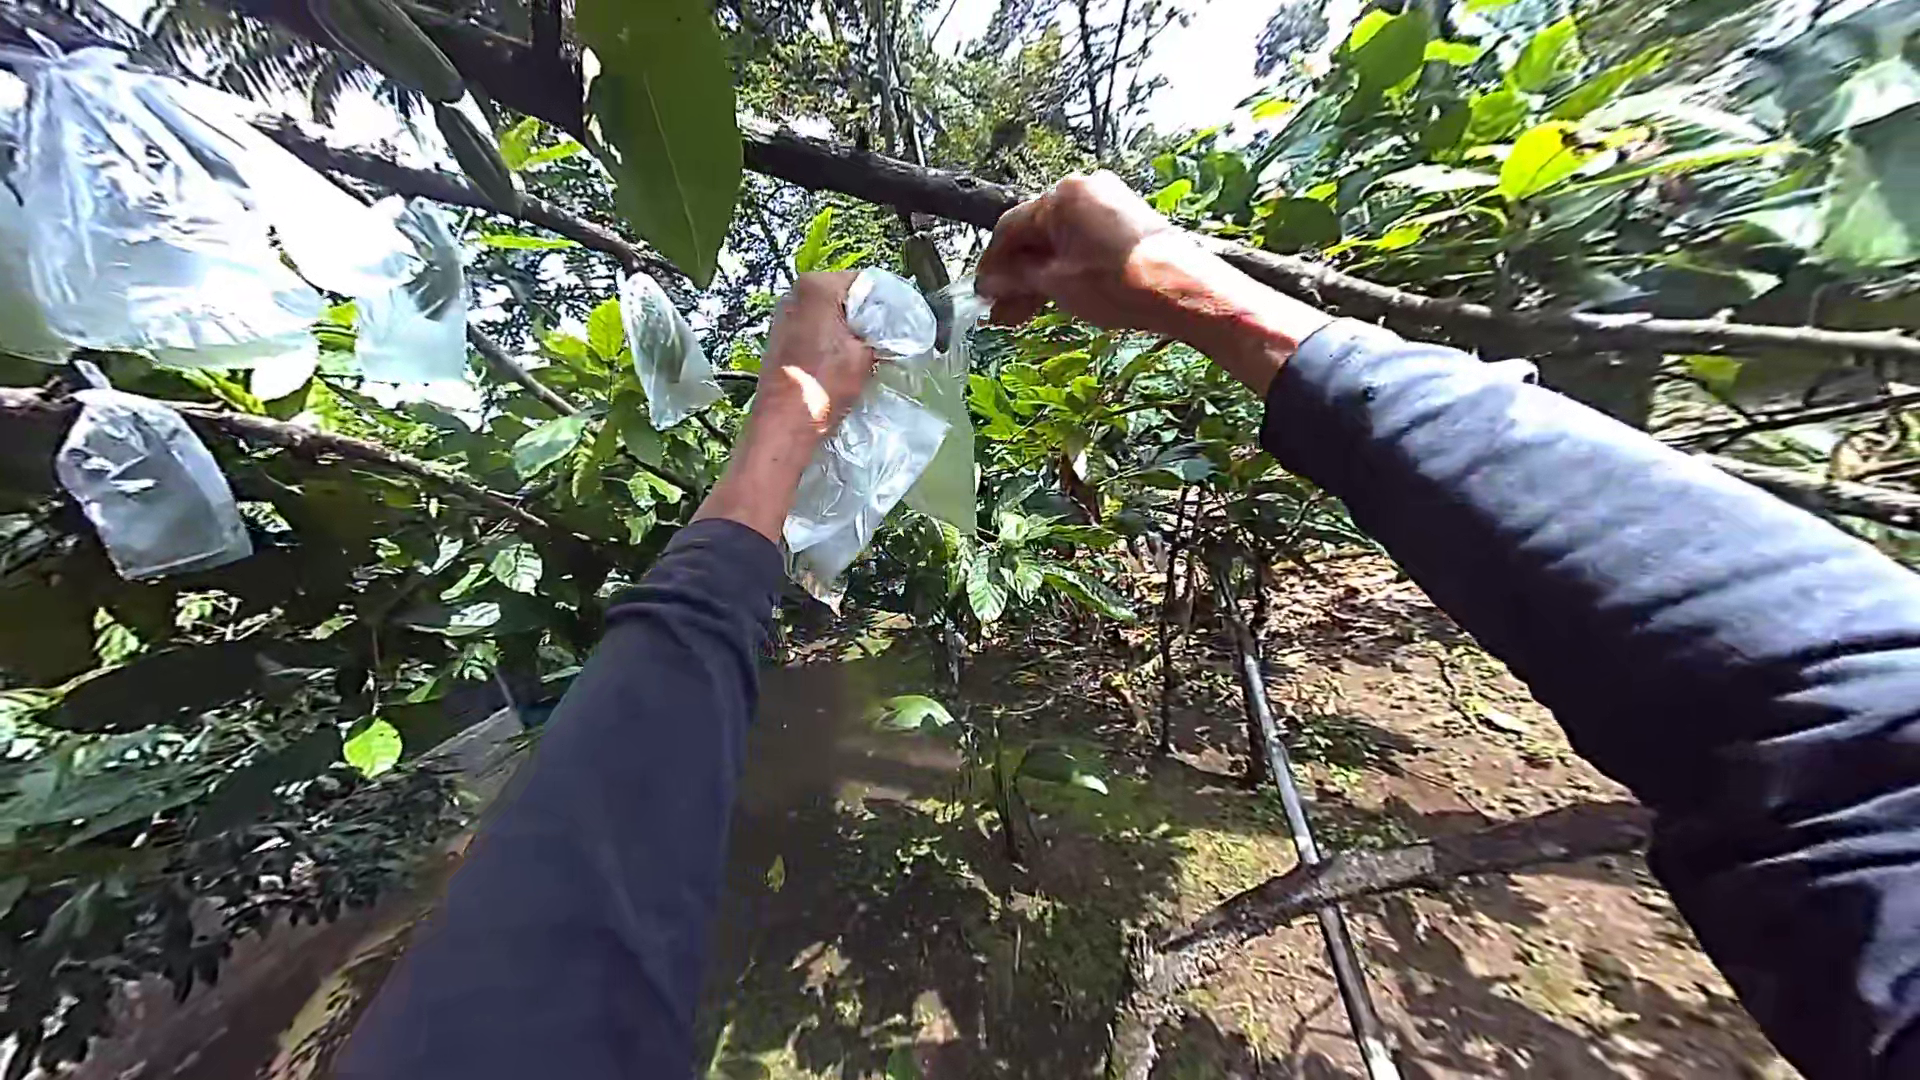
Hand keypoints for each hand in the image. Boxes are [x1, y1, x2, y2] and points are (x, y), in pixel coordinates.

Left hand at [694, 272, 875, 542]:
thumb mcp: (865, 356)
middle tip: (889, 342)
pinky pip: (816, 331)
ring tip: (869, 356)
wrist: (785, 425)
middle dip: (868, 318)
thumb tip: (895, 332)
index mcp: (817, 286)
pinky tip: (844, 364)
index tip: (904, 326)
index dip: (890, 304)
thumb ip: (881, 335)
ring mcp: (784, 315)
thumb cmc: (825, 386)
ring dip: (850, 332)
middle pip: (846, 298)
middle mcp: (795, 293)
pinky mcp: (780, 338)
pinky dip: (832, 343)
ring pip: (831, 316)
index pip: (867, 283)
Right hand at [975, 172, 1332, 391]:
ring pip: (1056, 243)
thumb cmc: (1117, 285)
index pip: (1009, 228)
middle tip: (1001, 314)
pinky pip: (1079, 244)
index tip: (982, 295)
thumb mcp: (1057, 284)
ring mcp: (1106, 203)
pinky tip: (1051, 298)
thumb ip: (1017, 278)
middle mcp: (1083, 189)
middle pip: (1034, 235)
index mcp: (1062, 195)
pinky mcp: (1123, 222)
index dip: (991, 265)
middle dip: (1015, 277)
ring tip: (1022, 316)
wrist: (1183, 290)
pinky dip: (1062, 271)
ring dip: (1037, 279)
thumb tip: (988, 283)